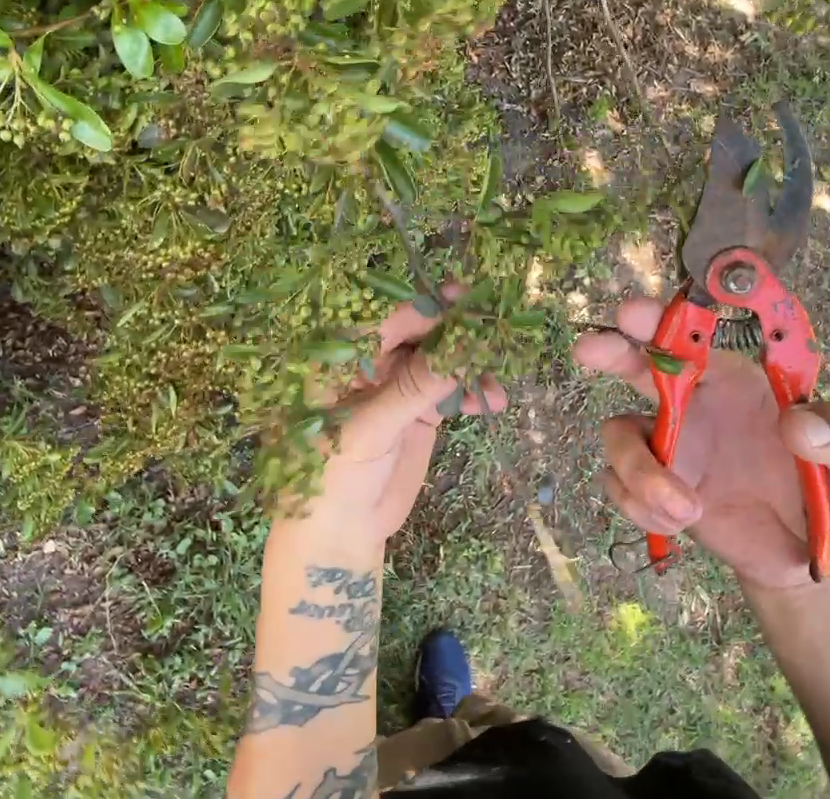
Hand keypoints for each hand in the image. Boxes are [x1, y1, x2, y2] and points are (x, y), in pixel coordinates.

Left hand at [282, 298, 506, 549]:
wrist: (340, 531)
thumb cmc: (332, 478)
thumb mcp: (368, 430)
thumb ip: (411, 389)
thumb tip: (456, 349)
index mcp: (338, 359)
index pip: (382, 321)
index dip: (421, 306)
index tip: (460, 297)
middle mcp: (368, 364)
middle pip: (416, 333)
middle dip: (454, 330)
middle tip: (492, 327)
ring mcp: (396, 386)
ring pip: (438, 359)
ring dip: (469, 362)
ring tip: (498, 370)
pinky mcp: (419, 410)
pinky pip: (449, 389)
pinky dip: (472, 391)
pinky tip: (495, 400)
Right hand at [573, 295, 829, 589]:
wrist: (815, 561)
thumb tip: (798, 425)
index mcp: (736, 382)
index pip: (693, 340)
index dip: (659, 321)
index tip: (632, 313)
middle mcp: (693, 406)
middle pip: (634, 365)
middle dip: (610, 352)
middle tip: (587, 352)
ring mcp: (668, 448)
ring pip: (617, 436)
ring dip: (641, 473)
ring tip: (687, 510)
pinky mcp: (652, 490)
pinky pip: (617, 485)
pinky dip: (638, 506)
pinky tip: (679, 524)